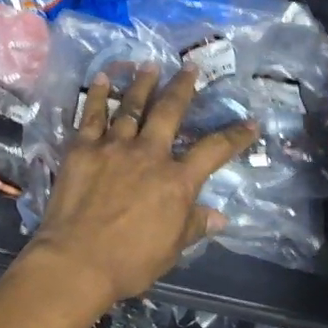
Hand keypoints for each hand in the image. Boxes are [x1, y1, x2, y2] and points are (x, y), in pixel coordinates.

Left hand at [25, 66, 256, 304]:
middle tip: (189, 68)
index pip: (214, 151)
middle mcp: (149, 154)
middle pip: (169, 111)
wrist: (77, 259)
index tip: (250, 121)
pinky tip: (101, 78)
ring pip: (131, 106)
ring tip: (149, 65)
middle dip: (182, 87)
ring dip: (142, 83)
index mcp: (176, 181)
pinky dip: (97, 95)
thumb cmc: (129, 262)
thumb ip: (193, 226)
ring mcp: (114, 146)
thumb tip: (220, 216)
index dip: (234, 135)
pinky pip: (91, 114)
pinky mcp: (83, 147)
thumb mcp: (171, 250)